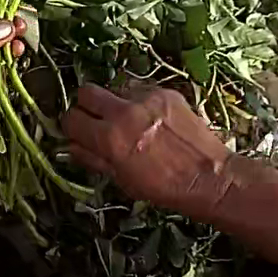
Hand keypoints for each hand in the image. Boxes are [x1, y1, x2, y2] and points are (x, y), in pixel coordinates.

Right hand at [62, 84, 240, 220]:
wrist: (207, 177)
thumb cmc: (162, 187)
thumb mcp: (121, 180)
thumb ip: (92, 159)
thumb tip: (70, 147)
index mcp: (109, 138)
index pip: (71, 119)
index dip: (71, 127)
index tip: (78, 132)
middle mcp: (125, 112)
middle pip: (87, 92)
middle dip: (86, 106)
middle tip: (96, 120)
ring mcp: (147, 99)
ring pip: (114, 89)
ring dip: (114, 103)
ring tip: (128, 122)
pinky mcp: (165, 92)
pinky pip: (140, 90)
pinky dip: (138, 102)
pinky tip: (150, 119)